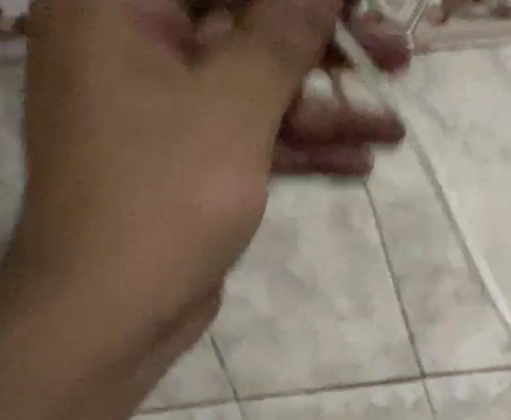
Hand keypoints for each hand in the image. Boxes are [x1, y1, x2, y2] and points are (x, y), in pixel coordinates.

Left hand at [0, 0, 408, 368]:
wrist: (114, 300)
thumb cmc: (165, 191)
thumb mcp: (233, 105)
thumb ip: (280, 36)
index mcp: (118, 1)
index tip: (354, 7)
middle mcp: (130, 35)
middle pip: (242, 21)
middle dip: (323, 44)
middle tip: (396, 55)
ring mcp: (157, 98)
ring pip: (254, 81)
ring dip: (326, 104)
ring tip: (395, 127)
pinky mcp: (183, 151)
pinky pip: (248, 129)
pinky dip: (300, 143)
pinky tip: (359, 160)